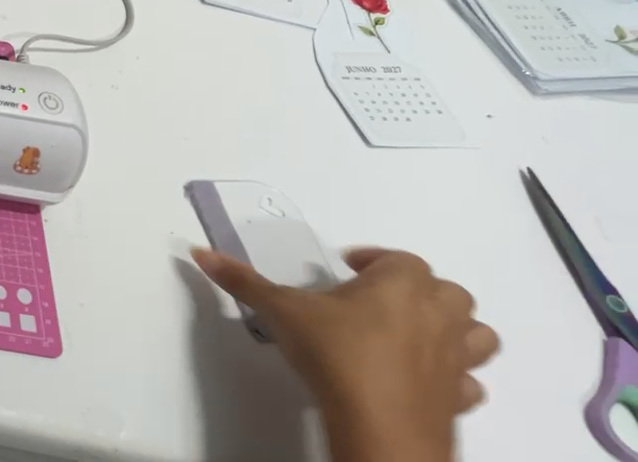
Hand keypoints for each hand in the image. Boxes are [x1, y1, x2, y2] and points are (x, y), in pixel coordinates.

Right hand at [193, 247, 499, 460]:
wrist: (379, 425)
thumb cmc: (335, 353)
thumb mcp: (279, 310)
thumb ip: (243, 281)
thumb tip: (200, 253)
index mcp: (400, 287)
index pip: (402, 260)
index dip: (376, 259)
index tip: (348, 266)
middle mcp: (437, 317)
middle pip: (449, 292)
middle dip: (420, 290)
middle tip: (378, 297)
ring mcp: (456, 361)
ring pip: (477, 334)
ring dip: (452, 328)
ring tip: (410, 331)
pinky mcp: (459, 399)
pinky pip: (469, 380)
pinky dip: (453, 374)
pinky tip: (421, 376)